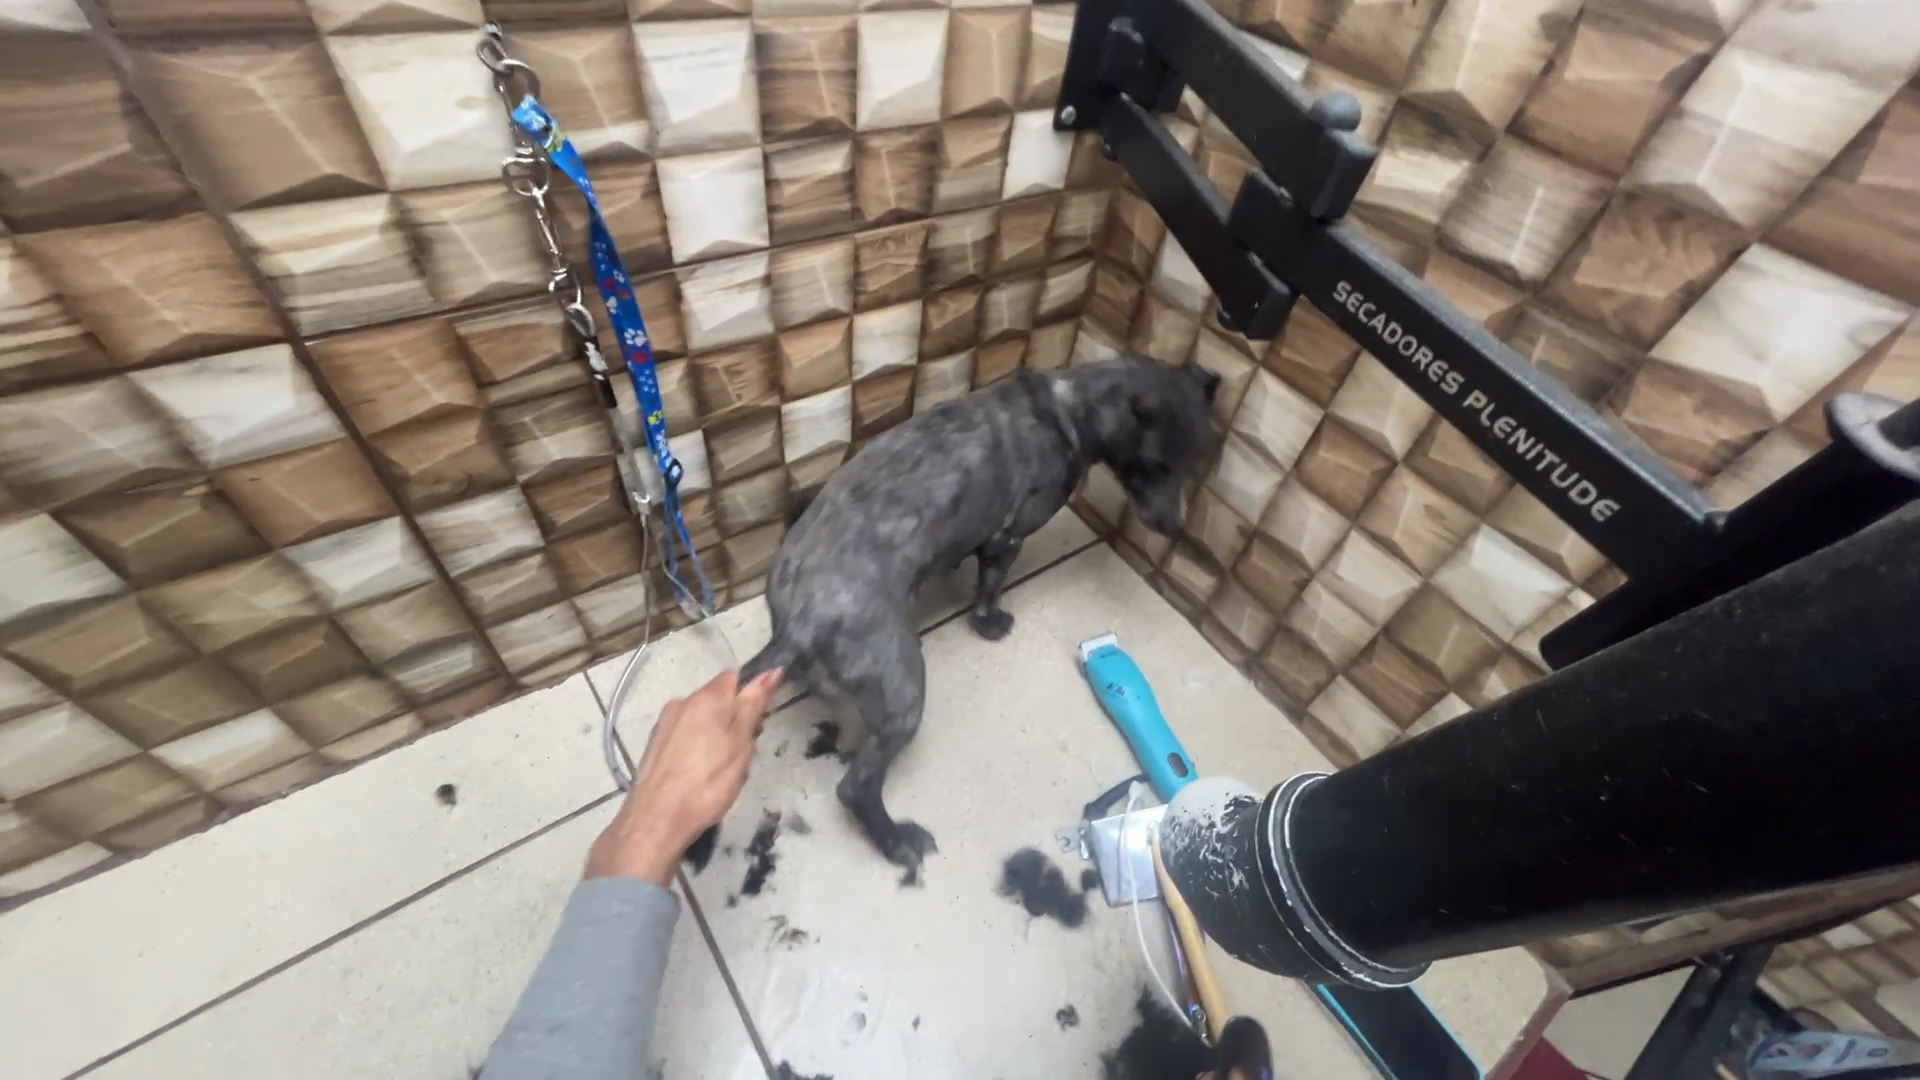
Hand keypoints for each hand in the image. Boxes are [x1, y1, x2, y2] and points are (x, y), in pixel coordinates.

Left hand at [585, 667, 783, 885]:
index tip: (758, 724)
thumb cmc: (708, 784)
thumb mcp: (741, 744)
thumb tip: (772, 671)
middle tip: (743, 752)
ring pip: (701, 717)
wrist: (656, 823)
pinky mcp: (654, 744)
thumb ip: (754, 705)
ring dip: (715, 732)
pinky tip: (698, 773)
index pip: (736, 677)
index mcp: (706, 698)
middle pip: (718, 698)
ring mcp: (664, 723)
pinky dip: (696, 745)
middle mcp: (682, 702)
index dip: (751, 696)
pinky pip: (685, 733)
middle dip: (734, 717)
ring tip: (720, 768)